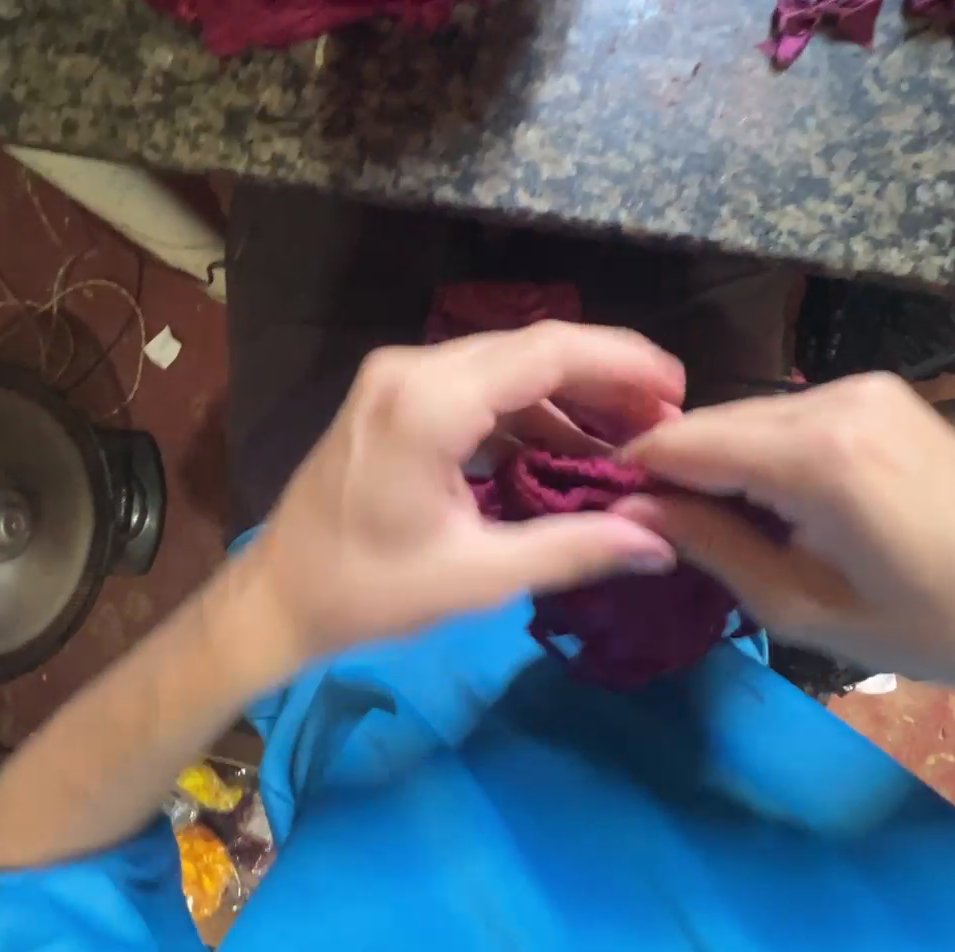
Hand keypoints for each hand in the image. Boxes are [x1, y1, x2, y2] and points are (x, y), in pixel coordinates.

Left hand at [237, 322, 684, 663]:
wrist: (277, 598)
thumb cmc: (366, 592)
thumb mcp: (476, 577)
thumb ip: (572, 549)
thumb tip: (658, 543)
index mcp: (430, 402)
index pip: (548, 351)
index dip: (623, 363)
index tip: (677, 392)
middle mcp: (410, 370)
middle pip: (530, 352)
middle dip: (602, 382)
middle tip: (660, 425)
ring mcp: (395, 381)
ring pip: (503, 369)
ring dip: (564, 401)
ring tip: (621, 444)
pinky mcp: (390, 401)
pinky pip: (473, 391)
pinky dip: (521, 416)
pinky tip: (560, 450)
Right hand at [616, 373, 954, 725]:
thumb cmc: (938, 630)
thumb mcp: (801, 607)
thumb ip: (708, 547)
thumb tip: (630, 510)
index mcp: (819, 455)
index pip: (678, 443)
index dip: (629, 475)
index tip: (603, 515)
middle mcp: (837, 400)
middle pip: (707, 423)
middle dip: (668, 471)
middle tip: (652, 532)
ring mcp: (864, 389)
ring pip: (741, 418)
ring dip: (711, 465)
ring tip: (709, 526)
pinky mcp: (880, 396)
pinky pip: (782, 419)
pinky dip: (753, 455)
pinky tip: (763, 502)